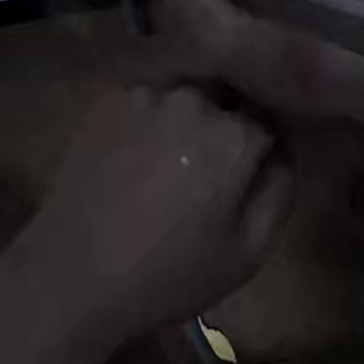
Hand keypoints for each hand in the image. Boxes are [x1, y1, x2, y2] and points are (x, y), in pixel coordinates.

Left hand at [5, 85, 293, 348]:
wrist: (79, 266)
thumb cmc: (171, 271)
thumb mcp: (248, 251)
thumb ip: (280, 188)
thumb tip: (284, 146)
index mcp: (231, 134)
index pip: (267, 116)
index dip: (264, 141)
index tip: (253, 165)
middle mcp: (190, 97)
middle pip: (224, 97)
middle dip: (226, 123)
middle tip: (209, 167)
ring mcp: (145, 92)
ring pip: (184, 93)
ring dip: (187, 117)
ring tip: (169, 161)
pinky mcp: (110, 96)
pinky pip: (147, 97)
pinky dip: (151, 117)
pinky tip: (137, 154)